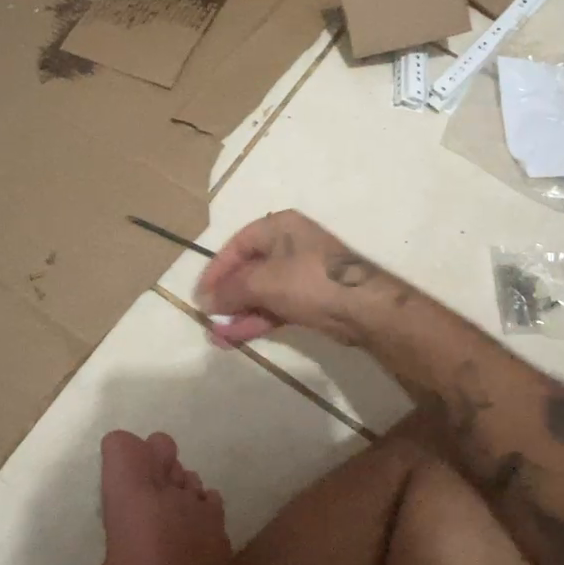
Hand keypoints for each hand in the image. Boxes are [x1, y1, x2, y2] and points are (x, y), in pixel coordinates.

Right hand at [194, 211, 389, 346]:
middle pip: (248, 269)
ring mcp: (300, 273)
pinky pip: (274, 306)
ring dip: (238, 313)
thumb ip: (231, 290)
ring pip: (260, 292)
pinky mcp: (308, 298)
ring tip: (217, 336)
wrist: (362, 308)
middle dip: (227, 296)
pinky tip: (236, 337)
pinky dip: (256, 320)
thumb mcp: (263, 282)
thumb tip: (206, 301)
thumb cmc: (310, 280)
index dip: (217, 269)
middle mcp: (289, 245)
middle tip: (207, 317)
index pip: (238, 244)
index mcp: (280, 227)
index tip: (201, 294)